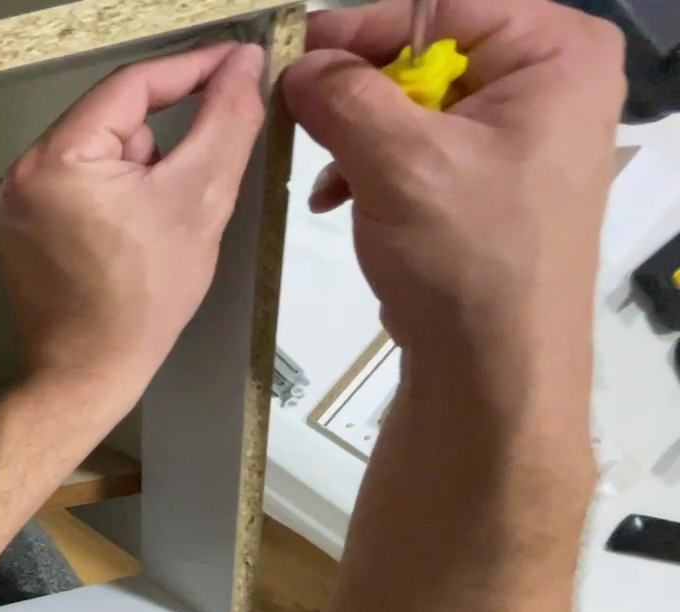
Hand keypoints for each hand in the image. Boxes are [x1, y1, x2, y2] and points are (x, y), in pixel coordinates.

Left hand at [0, 42, 268, 401]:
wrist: (86, 370)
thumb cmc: (142, 297)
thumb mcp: (198, 197)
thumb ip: (227, 116)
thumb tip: (244, 60)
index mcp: (51, 163)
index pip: (128, 85)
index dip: (190, 67)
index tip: (239, 62)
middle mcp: (15, 178)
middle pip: (106, 120)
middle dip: (156, 140)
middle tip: (182, 184)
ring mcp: (7, 205)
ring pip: (90, 152)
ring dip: (131, 169)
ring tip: (147, 225)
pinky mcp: (12, 229)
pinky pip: (69, 185)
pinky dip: (104, 192)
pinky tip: (122, 234)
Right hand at [284, 0, 625, 398]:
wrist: (490, 344)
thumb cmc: (465, 247)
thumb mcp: (400, 164)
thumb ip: (346, 102)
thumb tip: (299, 66)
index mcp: (552, 53)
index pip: (445, 6)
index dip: (364, 27)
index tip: (294, 50)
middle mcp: (539, 80)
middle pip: (425, 56)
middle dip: (355, 93)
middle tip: (300, 119)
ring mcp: (508, 132)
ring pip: (408, 106)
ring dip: (353, 138)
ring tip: (328, 179)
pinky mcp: (475, 176)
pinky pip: (409, 148)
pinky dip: (365, 168)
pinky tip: (339, 198)